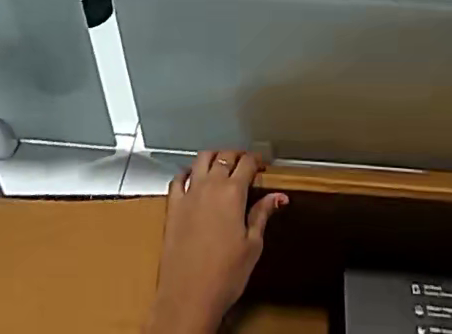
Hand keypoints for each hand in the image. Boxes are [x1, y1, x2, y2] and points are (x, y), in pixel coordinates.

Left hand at [144, 150, 288, 333]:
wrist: (189, 295)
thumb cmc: (224, 275)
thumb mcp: (252, 246)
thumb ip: (262, 215)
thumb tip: (278, 197)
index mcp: (233, 193)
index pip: (247, 163)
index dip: (256, 160)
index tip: (261, 164)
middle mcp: (210, 186)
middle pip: (224, 156)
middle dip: (237, 155)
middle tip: (245, 162)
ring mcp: (189, 194)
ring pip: (201, 159)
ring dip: (213, 156)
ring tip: (221, 162)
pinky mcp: (173, 206)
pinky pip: (178, 179)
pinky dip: (186, 172)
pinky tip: (191, 176)